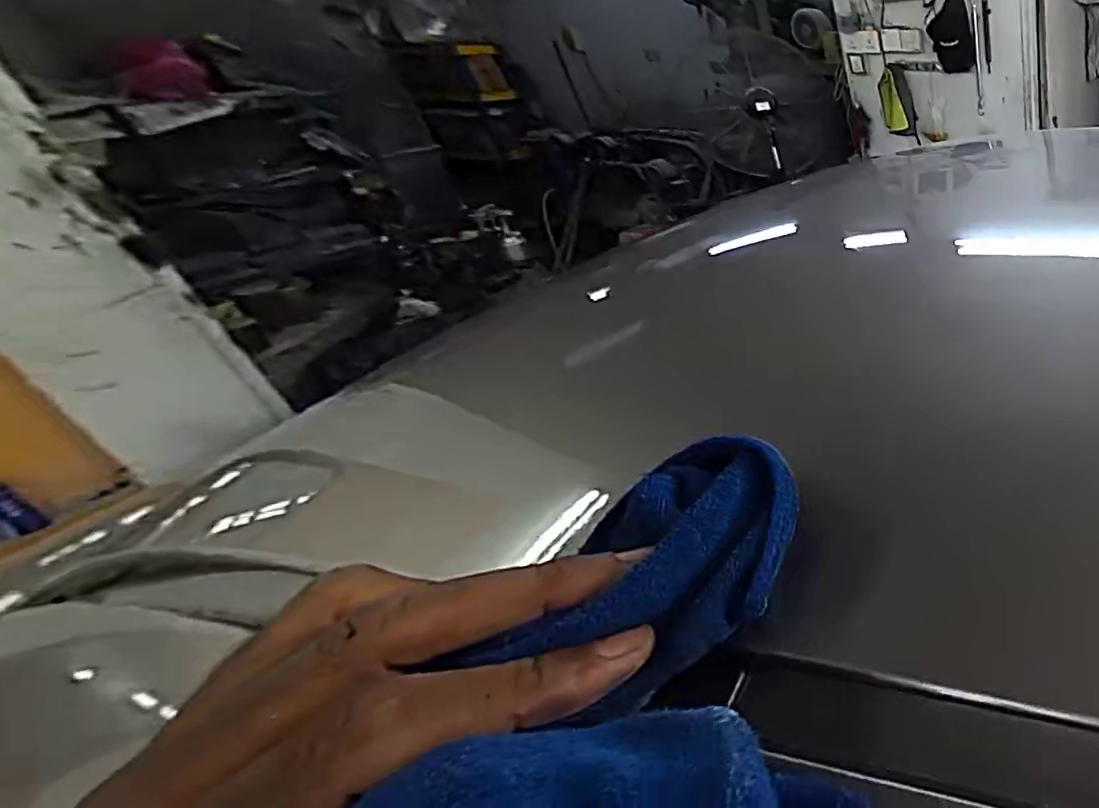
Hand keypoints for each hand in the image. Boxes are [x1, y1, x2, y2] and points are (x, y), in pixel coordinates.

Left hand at [82, 552, 654, 807]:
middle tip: (629, 570)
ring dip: (488, 586)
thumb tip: (560, 735)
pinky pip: (336, 606)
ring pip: (364, 603)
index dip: (529, 683)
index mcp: (243, 807)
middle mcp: (212, 747)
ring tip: (574, 582)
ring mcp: (213, 703)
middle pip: (389, 632)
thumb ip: (452, 787)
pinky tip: (469, 597)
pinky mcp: (227, 680)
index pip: (397, 724)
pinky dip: (423, 588)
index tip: (627, 649)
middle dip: (529, 594)